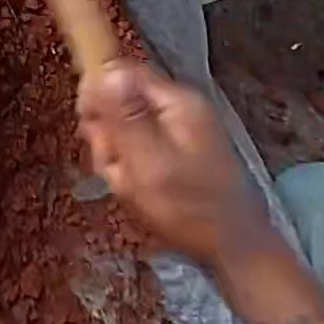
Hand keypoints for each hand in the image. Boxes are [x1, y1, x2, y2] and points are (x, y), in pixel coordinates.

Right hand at [76, 58, 252, 257]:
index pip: (123, 72)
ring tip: (129, 185)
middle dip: (108, 134)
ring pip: (124, 127)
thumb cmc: (191, 208)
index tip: (87, 123)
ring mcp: (178, 128)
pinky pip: (137, 146)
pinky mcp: (175, 149)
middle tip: (115, 166)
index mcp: (176, 101)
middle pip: (120, 100)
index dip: (98, 91)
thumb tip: (104, 71)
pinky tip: (137, 189)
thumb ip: (124, 117)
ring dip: (116, 155)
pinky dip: (129, 166)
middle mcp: (177, 107)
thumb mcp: (150, 162)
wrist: (235, 252)